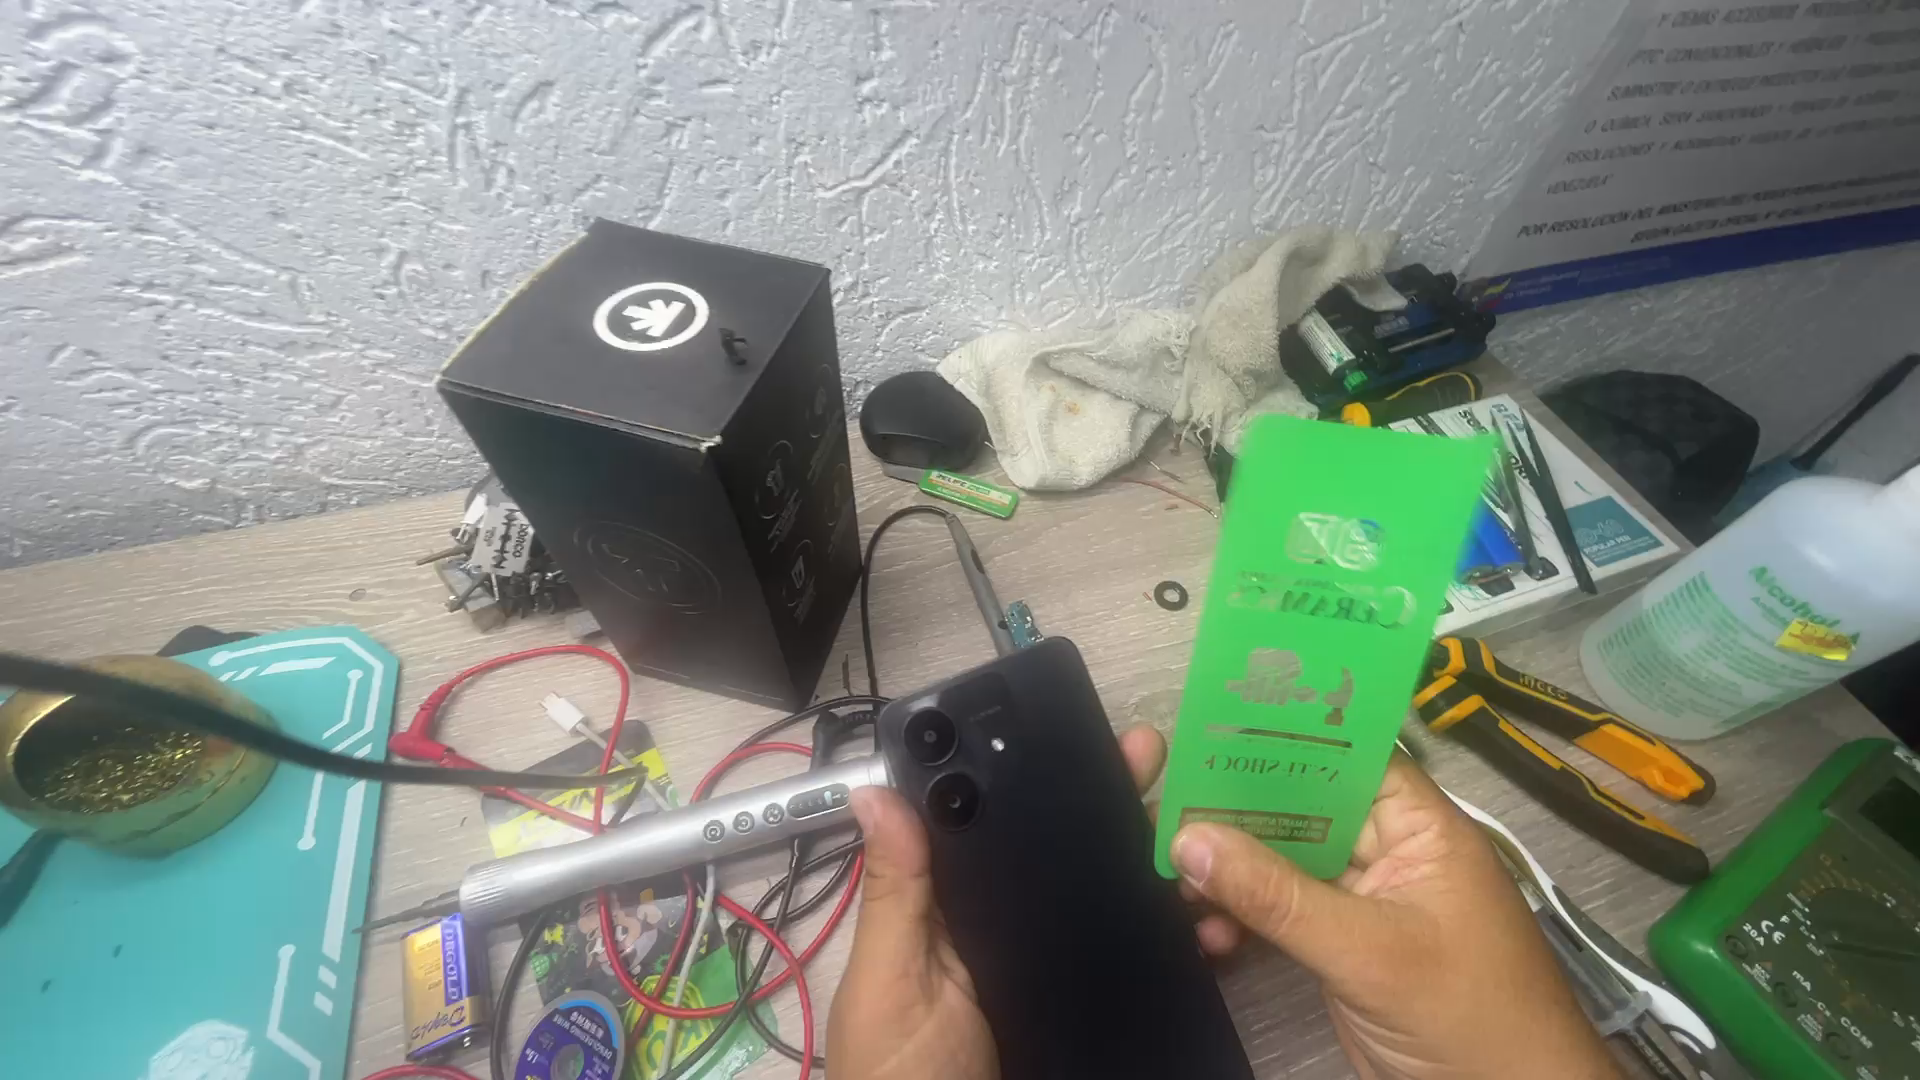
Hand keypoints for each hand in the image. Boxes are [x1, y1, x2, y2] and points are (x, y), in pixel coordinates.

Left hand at [828, 726, 1173, 1079]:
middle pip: (1058, 843)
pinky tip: (1205, 917)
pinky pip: (1138, 955)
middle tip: (1145, 754)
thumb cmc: (901, 1077)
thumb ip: (896, 893)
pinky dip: (1175, 932)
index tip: (1059, 724)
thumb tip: (876, 788)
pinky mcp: (1093, 998)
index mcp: (951, 898)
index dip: (1019, 769)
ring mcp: (1055, 957)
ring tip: (1191, 827)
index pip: (989, 817)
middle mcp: (1008, 917)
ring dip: (1151, 857)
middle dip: (1103, 796)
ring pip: (1108, 890)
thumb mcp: (892, 982)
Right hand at [1171, 752, 1619, 1079]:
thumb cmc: (1469, 1021)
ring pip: (1278, 858)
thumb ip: (1277, 895)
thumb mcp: (1371, 952)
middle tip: (1167, 804)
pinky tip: (1207, 927)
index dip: (1280, 736)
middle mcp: (1383, 849)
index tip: (1210, 729)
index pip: (1343, 756)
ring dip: (1228, 867)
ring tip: (1174, 871)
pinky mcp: (1336, 941)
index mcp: (1415, 826)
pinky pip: (1276, 908)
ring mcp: (1357, 897)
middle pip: (1297, 805)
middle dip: (1233, 809)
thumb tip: (1186, 840)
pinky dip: (1240, 914)